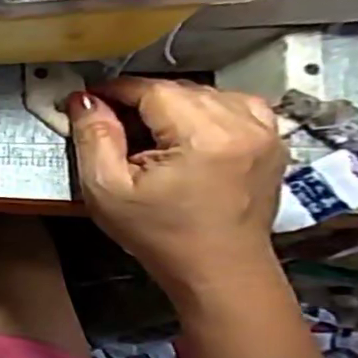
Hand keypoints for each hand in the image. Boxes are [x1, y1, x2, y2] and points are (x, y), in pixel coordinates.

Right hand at [66, 78, 286, 295]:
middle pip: (180, 89)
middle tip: (109, 122)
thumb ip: (93, 138)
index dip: (115, 90)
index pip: (153, 89)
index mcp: (205, 136)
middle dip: (141, 99)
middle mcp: (244, 125)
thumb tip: (84, 101)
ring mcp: (265, 132)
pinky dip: (203, 110)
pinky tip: (184, 131)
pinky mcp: (272, 141)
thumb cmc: (158, 235)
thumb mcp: (107, 190)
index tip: (87, 99)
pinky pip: (234, 105)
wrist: (217, 269)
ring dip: (171, 104)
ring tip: (145, 131)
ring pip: (206, 94)